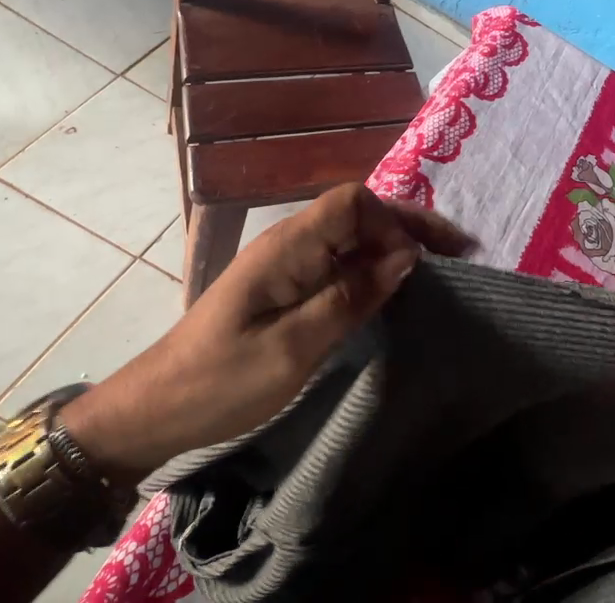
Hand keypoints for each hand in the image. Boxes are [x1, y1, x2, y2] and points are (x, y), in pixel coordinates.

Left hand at [62, 184, 474, 480]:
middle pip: (359, 211)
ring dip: (396, 244)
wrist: (154, 411)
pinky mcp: (286, 284)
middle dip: (409, 226)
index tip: (419, 263)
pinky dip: (375, 266)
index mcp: (287, 247)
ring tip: (440, 265)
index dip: (394, 222)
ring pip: (353, 234)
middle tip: (460, 251)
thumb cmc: (220, 382)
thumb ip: (350, 298)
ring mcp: (287, 262)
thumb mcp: (292, 349)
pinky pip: (341, 259)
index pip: (353, 202)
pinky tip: (397, 285)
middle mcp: (289, 242)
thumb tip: (407, 257)